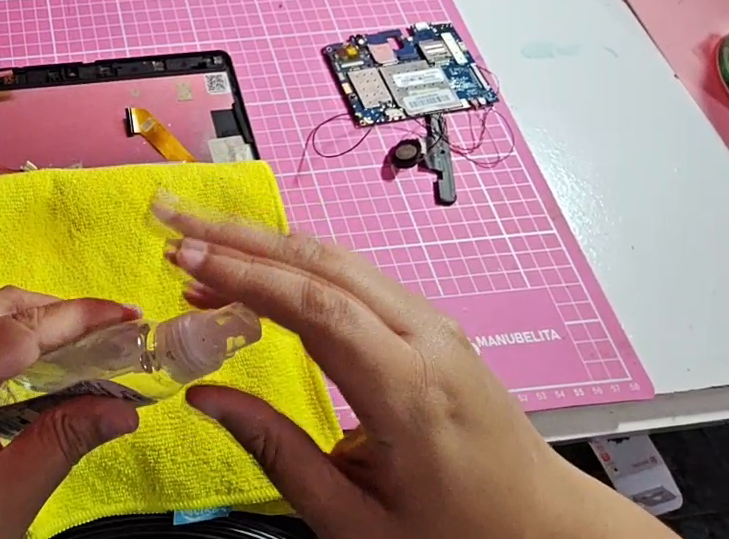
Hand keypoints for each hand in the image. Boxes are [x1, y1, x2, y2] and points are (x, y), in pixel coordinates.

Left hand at [0, 288, 142, 538]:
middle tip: (114, 325)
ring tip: (90, 339)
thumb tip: (121, 409)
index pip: (22, 329)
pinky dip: (15, 340)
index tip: (126, 319)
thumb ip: (62, 444)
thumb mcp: (3, 500)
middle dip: (61, 310)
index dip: (79, 319)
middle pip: (3, 308)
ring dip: (39, 321)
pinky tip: (46, 362)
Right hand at [159, 208, 672, 538]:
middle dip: (237, 235)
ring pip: (332, 255)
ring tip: (196, 237)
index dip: (244, 275)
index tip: (184, 259)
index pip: (315, 306)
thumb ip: (275, 453)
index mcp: (410, 390)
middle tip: (173, 221)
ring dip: (258, 240)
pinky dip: (289, 260)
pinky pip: (347, 273)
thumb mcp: (358, 523)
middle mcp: (424, 337)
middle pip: (318, 260)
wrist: (555, 533)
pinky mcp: (423, 320)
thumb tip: (204, 398)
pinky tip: (252, 266)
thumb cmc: (461, 537)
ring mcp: (428, 321)